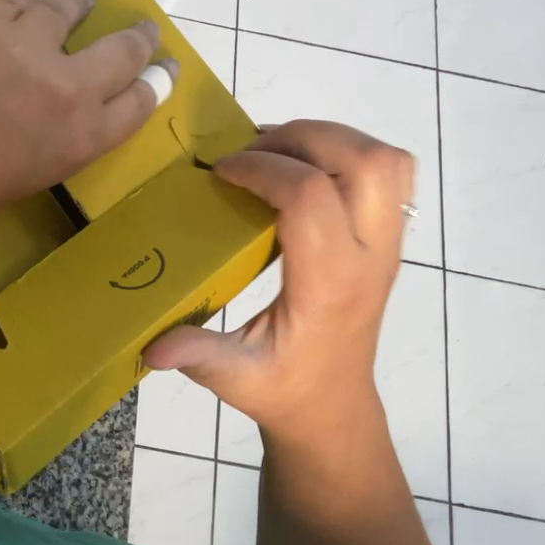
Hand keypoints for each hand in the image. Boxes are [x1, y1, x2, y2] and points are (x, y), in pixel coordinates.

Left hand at [0, 0, 175, 259]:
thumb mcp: (18, 182)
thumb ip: (51, 143)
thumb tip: (56, 113)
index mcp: (78, 142)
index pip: (137, 102)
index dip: (151, 82)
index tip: (158, 69)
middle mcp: (67, 87)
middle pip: (124, 48)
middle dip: (137, 37)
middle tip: (141, 30)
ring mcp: (26, 44)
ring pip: (69, 11)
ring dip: (79, 7)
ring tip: (83, 1)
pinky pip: (19, 3)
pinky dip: (27, 7)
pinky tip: (26, 6)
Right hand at [142, 121, 412, 443]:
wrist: (333, 406)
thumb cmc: (281, 388)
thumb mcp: (233, 377)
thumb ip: (197, 355)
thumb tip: (152, 348)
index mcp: (329, 284)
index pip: (310, 196)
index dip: (263, 168)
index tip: (220, 172)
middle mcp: (370, 257)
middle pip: (362, 162)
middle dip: (302, 138)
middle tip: (250, 149)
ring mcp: (389, 245)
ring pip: (386, 161)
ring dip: (332, 139)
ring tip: (278, 151)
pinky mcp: (389, 240)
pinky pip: (391, 174)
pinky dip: (350, 153)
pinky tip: (306, 169)